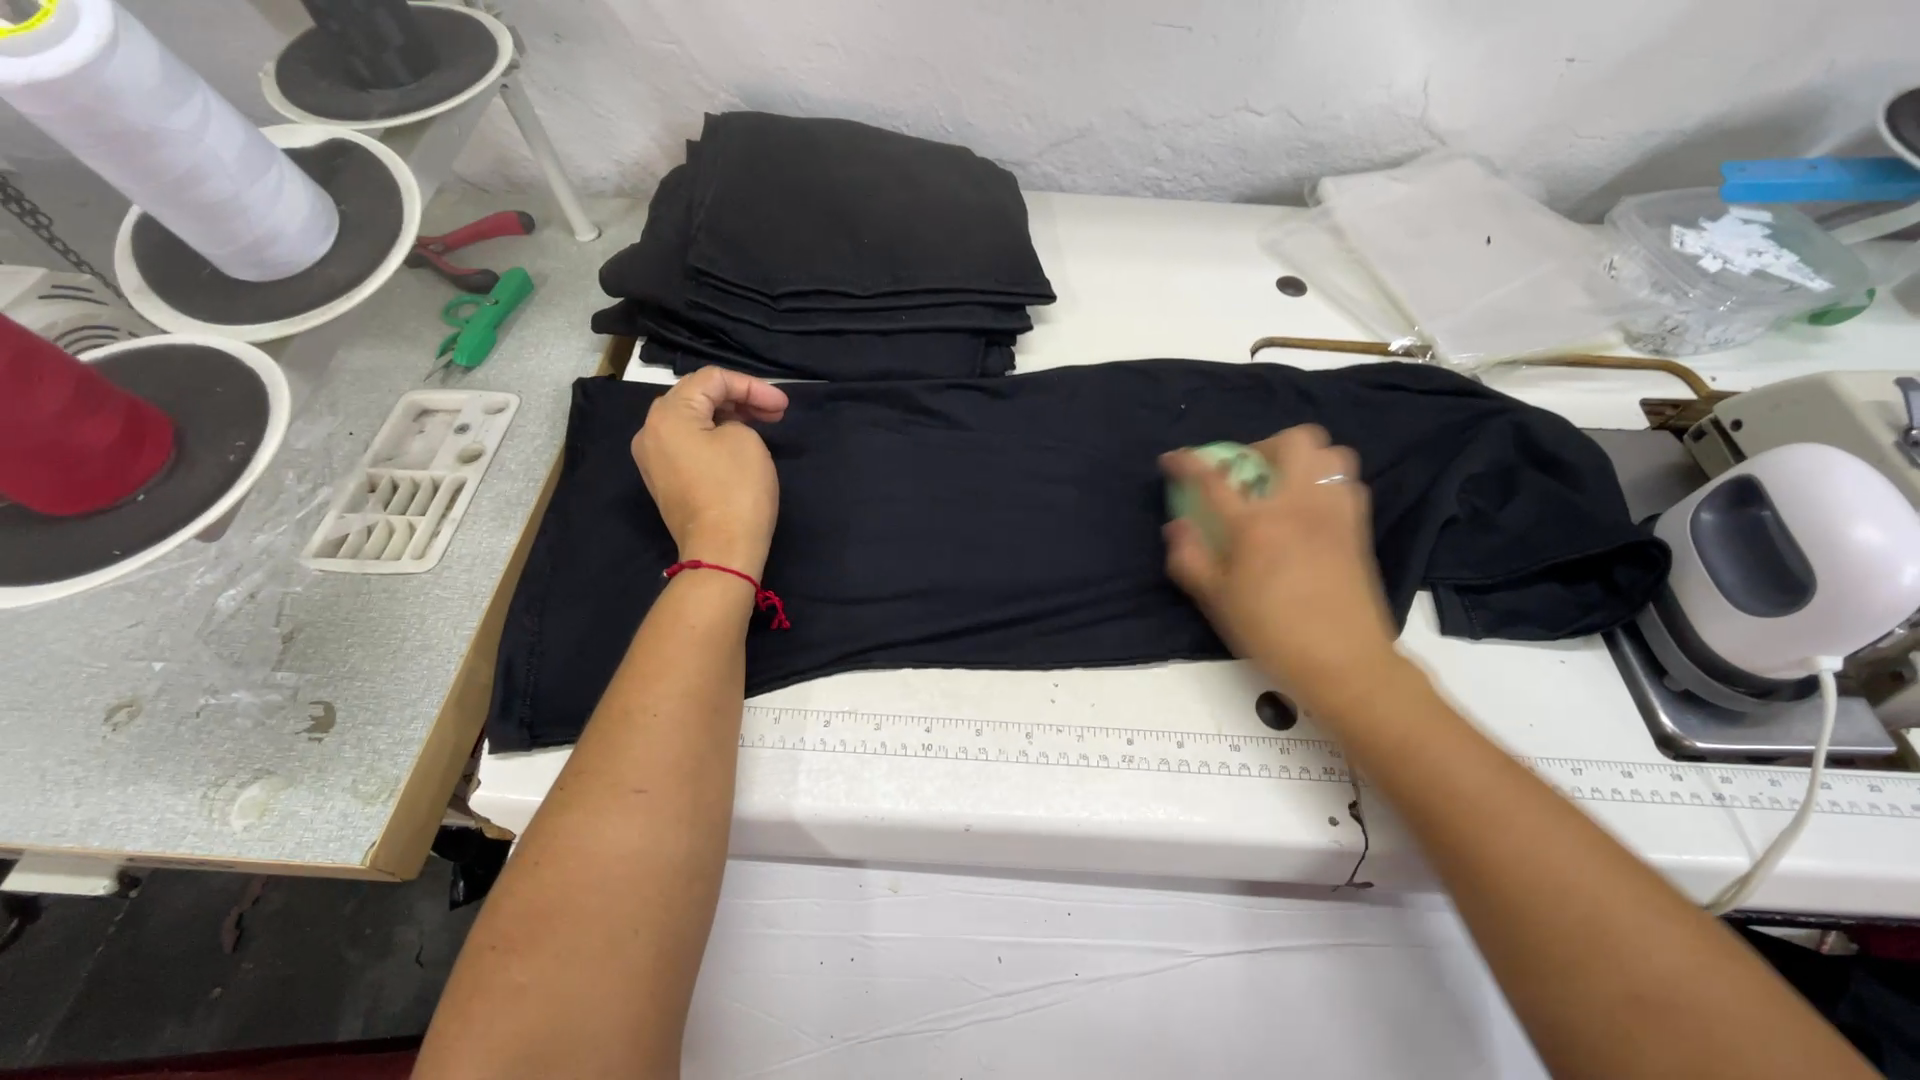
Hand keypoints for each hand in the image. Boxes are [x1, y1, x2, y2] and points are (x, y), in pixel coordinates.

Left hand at [631, 367, 788, 577]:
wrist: (721, 551)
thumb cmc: (736, 490)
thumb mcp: (745, 439)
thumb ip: (734, 419)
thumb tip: (724, 430)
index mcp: (668, 415)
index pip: (711, 380)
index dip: (752, 386)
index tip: (783, 405)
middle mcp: (650, 431)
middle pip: (696, 397)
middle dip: (739, 399)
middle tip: (775, 412)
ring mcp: (652, 458)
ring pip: (692, 421)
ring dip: (728, 417)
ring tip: (762, 425)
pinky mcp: (663, 480)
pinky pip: (687, 444)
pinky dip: (713, 437)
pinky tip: (739, 443)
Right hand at [1161, 425, 1408, 719]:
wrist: (1344, 662)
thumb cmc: (1272, 633)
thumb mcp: (1217, 601)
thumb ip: (1190, 558)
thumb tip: (1176, 527)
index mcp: (1256, 523)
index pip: (1214, 478)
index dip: (1188, 462)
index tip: (1172, 460)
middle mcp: (1299, 505)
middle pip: (1294, 441)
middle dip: (1262, 446)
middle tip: (1245, 473)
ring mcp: (1335, 513)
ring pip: (1330, 454)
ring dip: (1302, 459)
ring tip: (1282, 486)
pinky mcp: (1358, 529)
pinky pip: (1347, 483)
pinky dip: (1325, 482)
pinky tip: (1308, 510)